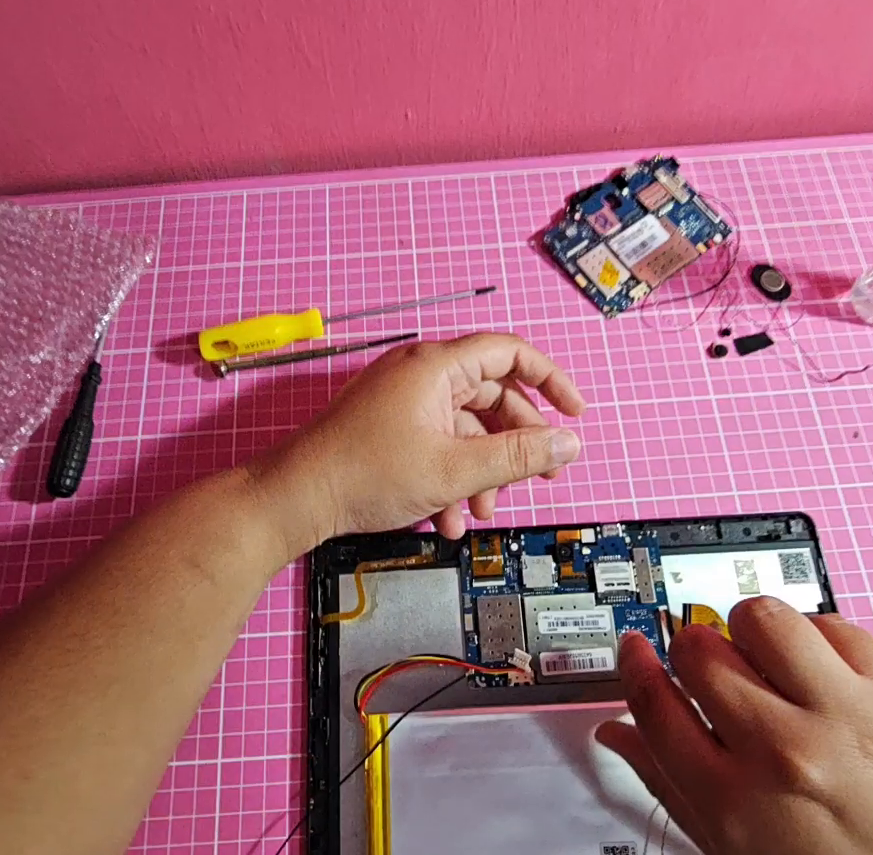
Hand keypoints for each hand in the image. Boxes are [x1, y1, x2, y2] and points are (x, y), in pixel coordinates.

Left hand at [251, 333, 586, 549]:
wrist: (298, 497)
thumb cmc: (368, 474)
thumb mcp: (455, 469)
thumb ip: (518, 456)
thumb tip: (568, 443)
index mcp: (438, 366)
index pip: (510, 353)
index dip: (550, 380)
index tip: (574, 413)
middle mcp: (422, 374)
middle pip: (491, 396)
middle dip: (517, 442)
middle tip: (543, 477)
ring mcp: (405, 399)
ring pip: (465, 427)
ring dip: (482, 470)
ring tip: (482, 512)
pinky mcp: (392, 425)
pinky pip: (437, 442)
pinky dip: (451, 475)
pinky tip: (447, 519)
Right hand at [597, 597, 872, 854]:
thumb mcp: (742, 854)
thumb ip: (672, 789)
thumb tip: (618, 736)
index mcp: (738, 805)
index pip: (653, 703)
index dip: (634, 665)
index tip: (636, 649)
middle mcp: (785, 754)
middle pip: (697, 651)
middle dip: (695, 655)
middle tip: (716, 672)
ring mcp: (846, 716)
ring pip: (757, 617)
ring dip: (752, 634)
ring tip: (771, 664)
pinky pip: (828, 621)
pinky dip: (816, 641)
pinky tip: (826, 677)